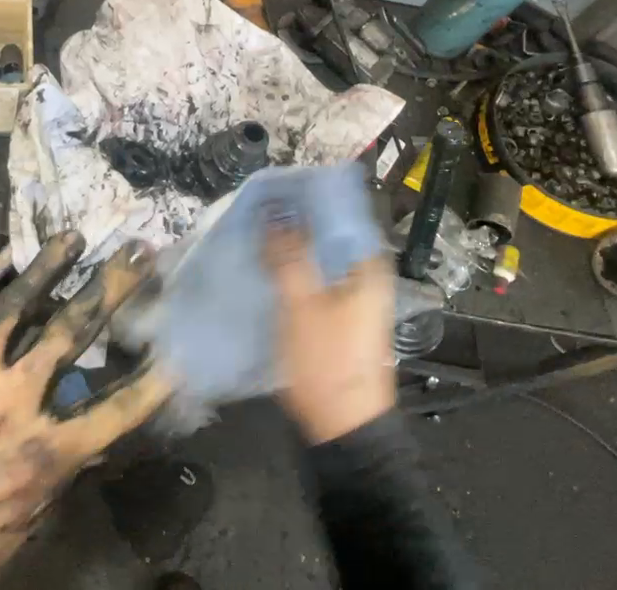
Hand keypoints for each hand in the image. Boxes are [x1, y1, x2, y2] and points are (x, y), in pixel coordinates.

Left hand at [0, 232, 170, 589]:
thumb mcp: (14, 527)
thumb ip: (49, 476)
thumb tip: (78, 440)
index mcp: (40, 455)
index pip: (115, 411)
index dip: (154, 378)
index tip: (180, 346)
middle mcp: (8, 402)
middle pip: (71, 334)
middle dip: (108, 290)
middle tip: (135, 254)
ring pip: (13, 305)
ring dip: (46, 267)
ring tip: (71, 238)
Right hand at [264, 217, 394, 443]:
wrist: (342, 429)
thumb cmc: (326, 363)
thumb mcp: (301, 304)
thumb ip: (287, 254)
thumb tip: (274, 209)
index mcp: (367, 267)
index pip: (339, 213)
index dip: (307, 198)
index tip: (272, 186)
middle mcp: (363, 277)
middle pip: (324, 236)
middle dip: (290, 222)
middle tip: (252, 209)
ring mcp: (350, 299)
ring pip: (314, 260)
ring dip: (286, 248)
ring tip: (250, 233)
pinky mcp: (333, 318)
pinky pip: (310, 281)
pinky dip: (289, 272)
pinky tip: (261, 269)